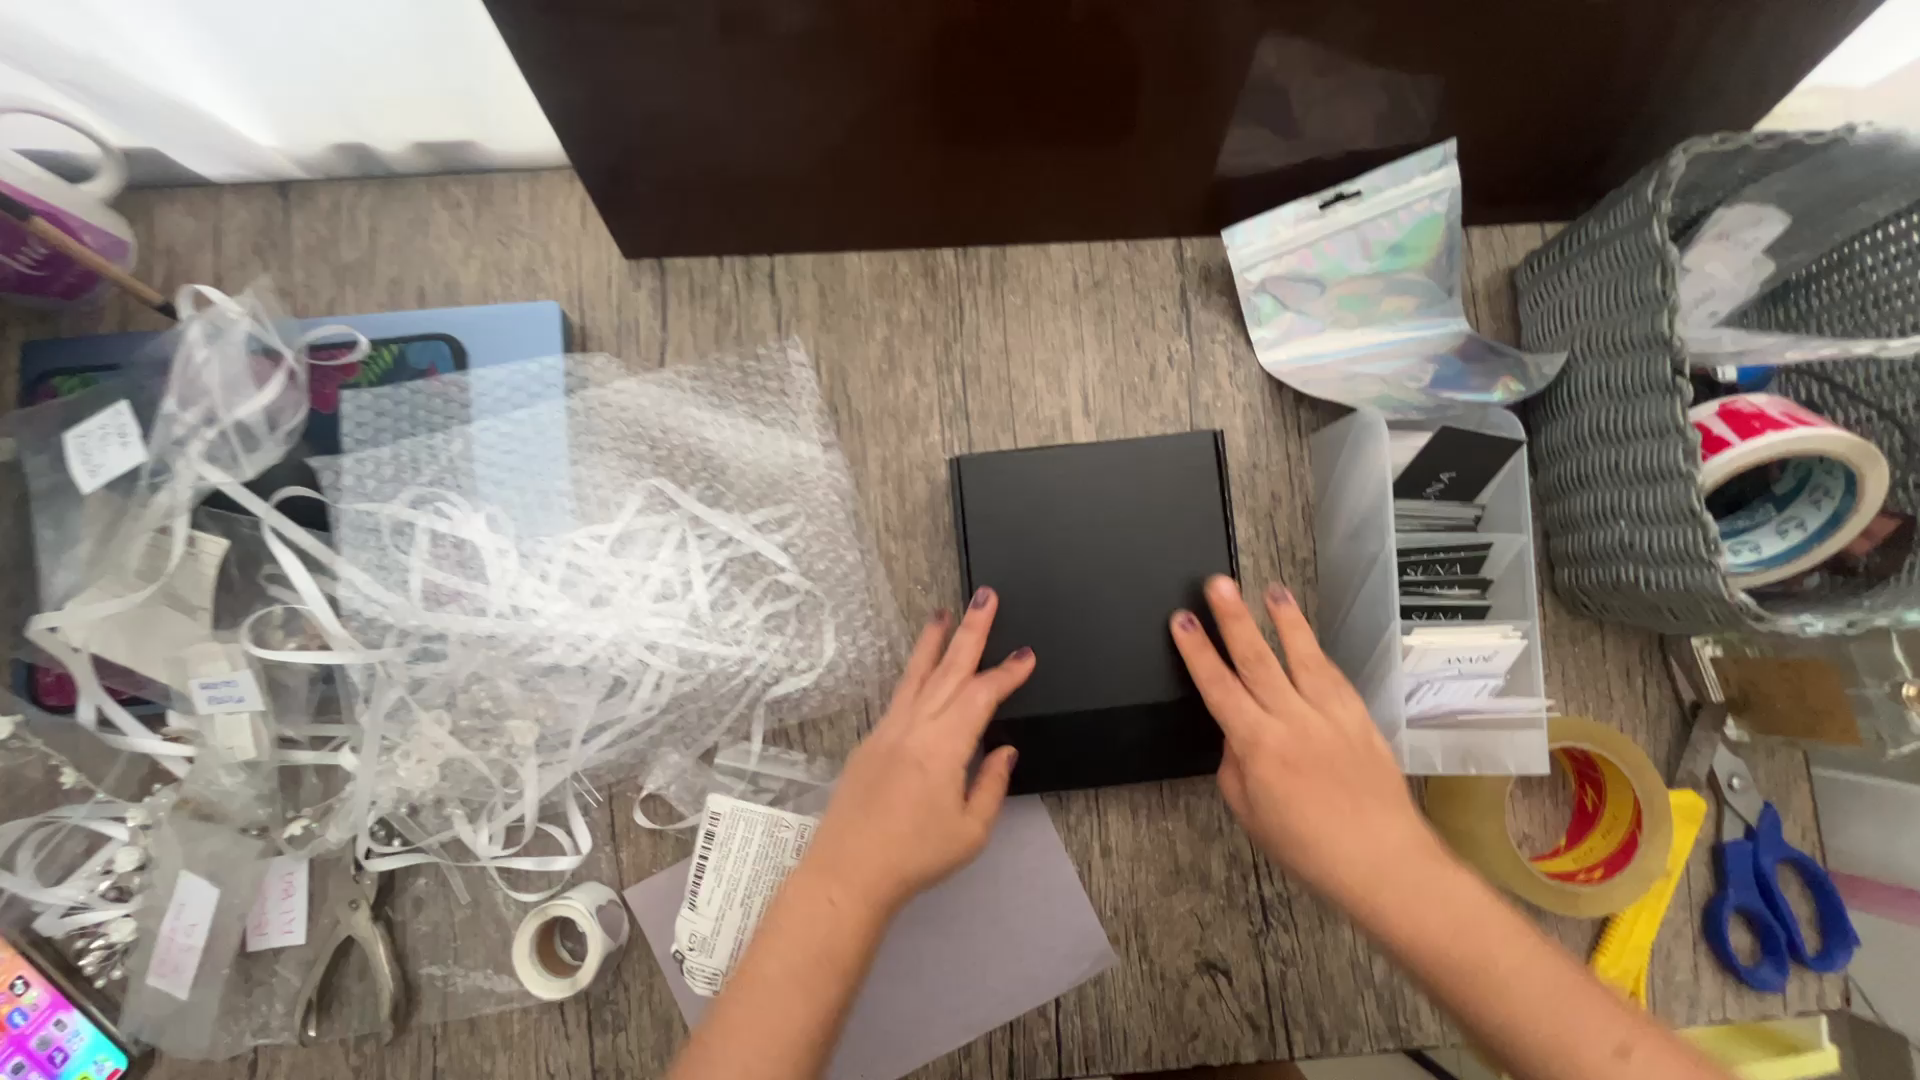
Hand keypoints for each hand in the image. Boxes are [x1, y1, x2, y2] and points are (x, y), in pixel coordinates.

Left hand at [802, 587, 1033, 915]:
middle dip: (971, 630)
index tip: (1026, 654)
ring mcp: (889, 729)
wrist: (849, 871)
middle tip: (985, 596)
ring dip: (934, 641)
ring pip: (917, 673)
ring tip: (944, 612)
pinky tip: (922, 667)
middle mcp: (915, 726)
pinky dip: (915, 671)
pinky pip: (901, 694)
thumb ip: (992, 784)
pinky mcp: (872, 740)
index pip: (982, 696)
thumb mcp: (970, 829)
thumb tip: (1005, 750)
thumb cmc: (915, 855)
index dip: (1007, 673)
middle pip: (949, 668)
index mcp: (945, 746)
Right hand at [1169, 575, 1447, 907]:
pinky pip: (1334, 677)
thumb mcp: (1249, 811)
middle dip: (1233, 618)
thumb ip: (1234, 765)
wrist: (1384, 863)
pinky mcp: (1359, 719)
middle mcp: (1293, 720)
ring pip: (1302, 657)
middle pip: (1256, 658)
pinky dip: (1317, 652)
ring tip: (1271, 591)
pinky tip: (1308, 637)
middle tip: (1218, 583)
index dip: (1196, 651)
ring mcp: (1330, 716)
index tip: (1182, 619)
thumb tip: (1234, 733)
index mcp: (1258, 745)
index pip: (1218, 686)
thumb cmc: (1308, 847)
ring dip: (1284, 621)